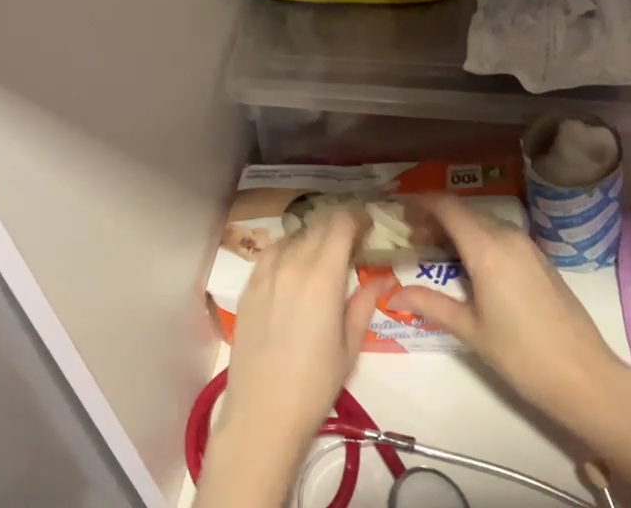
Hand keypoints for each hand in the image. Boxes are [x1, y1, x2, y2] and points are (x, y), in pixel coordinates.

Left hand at [222, 208, 391, 448]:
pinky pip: (270, 255)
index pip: (339, 224)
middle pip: (316, 227)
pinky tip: (294, 269)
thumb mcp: (350, 345)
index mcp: (321, 275)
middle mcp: (290, 264)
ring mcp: (264, 274)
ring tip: (323, 256)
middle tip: (352, 243)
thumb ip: (363, 303)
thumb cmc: (315, 383)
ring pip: (291, 237)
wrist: (263, 412)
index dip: (356, 217)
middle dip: (337, 227)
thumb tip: (383, 279)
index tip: (368, 226)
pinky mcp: (247, 289)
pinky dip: (287, 251)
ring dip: (311, 238)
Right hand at [390, 196, 628, 422]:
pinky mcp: (541, 260)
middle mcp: (508, 237)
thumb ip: (430, 304)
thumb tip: (393, 295)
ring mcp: (528, 247)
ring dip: (459, 229)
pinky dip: (480, 240)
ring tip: (437, 252)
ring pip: (485, 223)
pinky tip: (470, 265)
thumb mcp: (469, 329)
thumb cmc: (521, 354)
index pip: (447, 207)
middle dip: (436, 219)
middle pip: (465, 213)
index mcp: (487, 249)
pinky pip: (502, 236)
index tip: (399, 210)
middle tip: (411, 237)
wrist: (583, 375)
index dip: (421, 202)